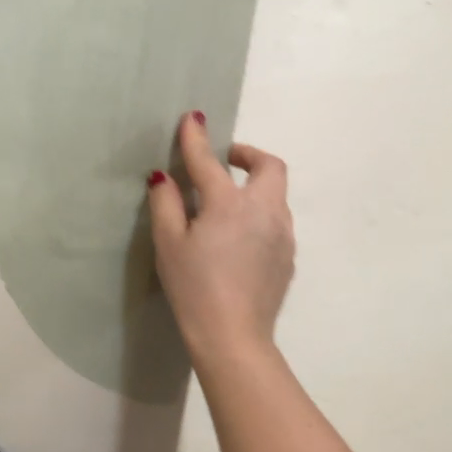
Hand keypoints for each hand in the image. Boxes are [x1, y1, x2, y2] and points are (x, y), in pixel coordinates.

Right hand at [146, 112, 294, 368]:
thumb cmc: (193, 285)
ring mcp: (282, 234)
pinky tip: (234, 236)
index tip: (192, 118)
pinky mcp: (288, 256)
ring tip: (221, 202)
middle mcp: (264, 211)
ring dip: (252, 185)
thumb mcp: (168, 242)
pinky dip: (256, 212)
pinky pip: (274, 220)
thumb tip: (164, 177)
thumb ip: (166, 203)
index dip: (197, 137)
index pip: (209, 161)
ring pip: (274, 194)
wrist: (234, 334)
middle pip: (269, 167)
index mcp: (229, 204)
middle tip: (222, 160)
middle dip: (247, 155)